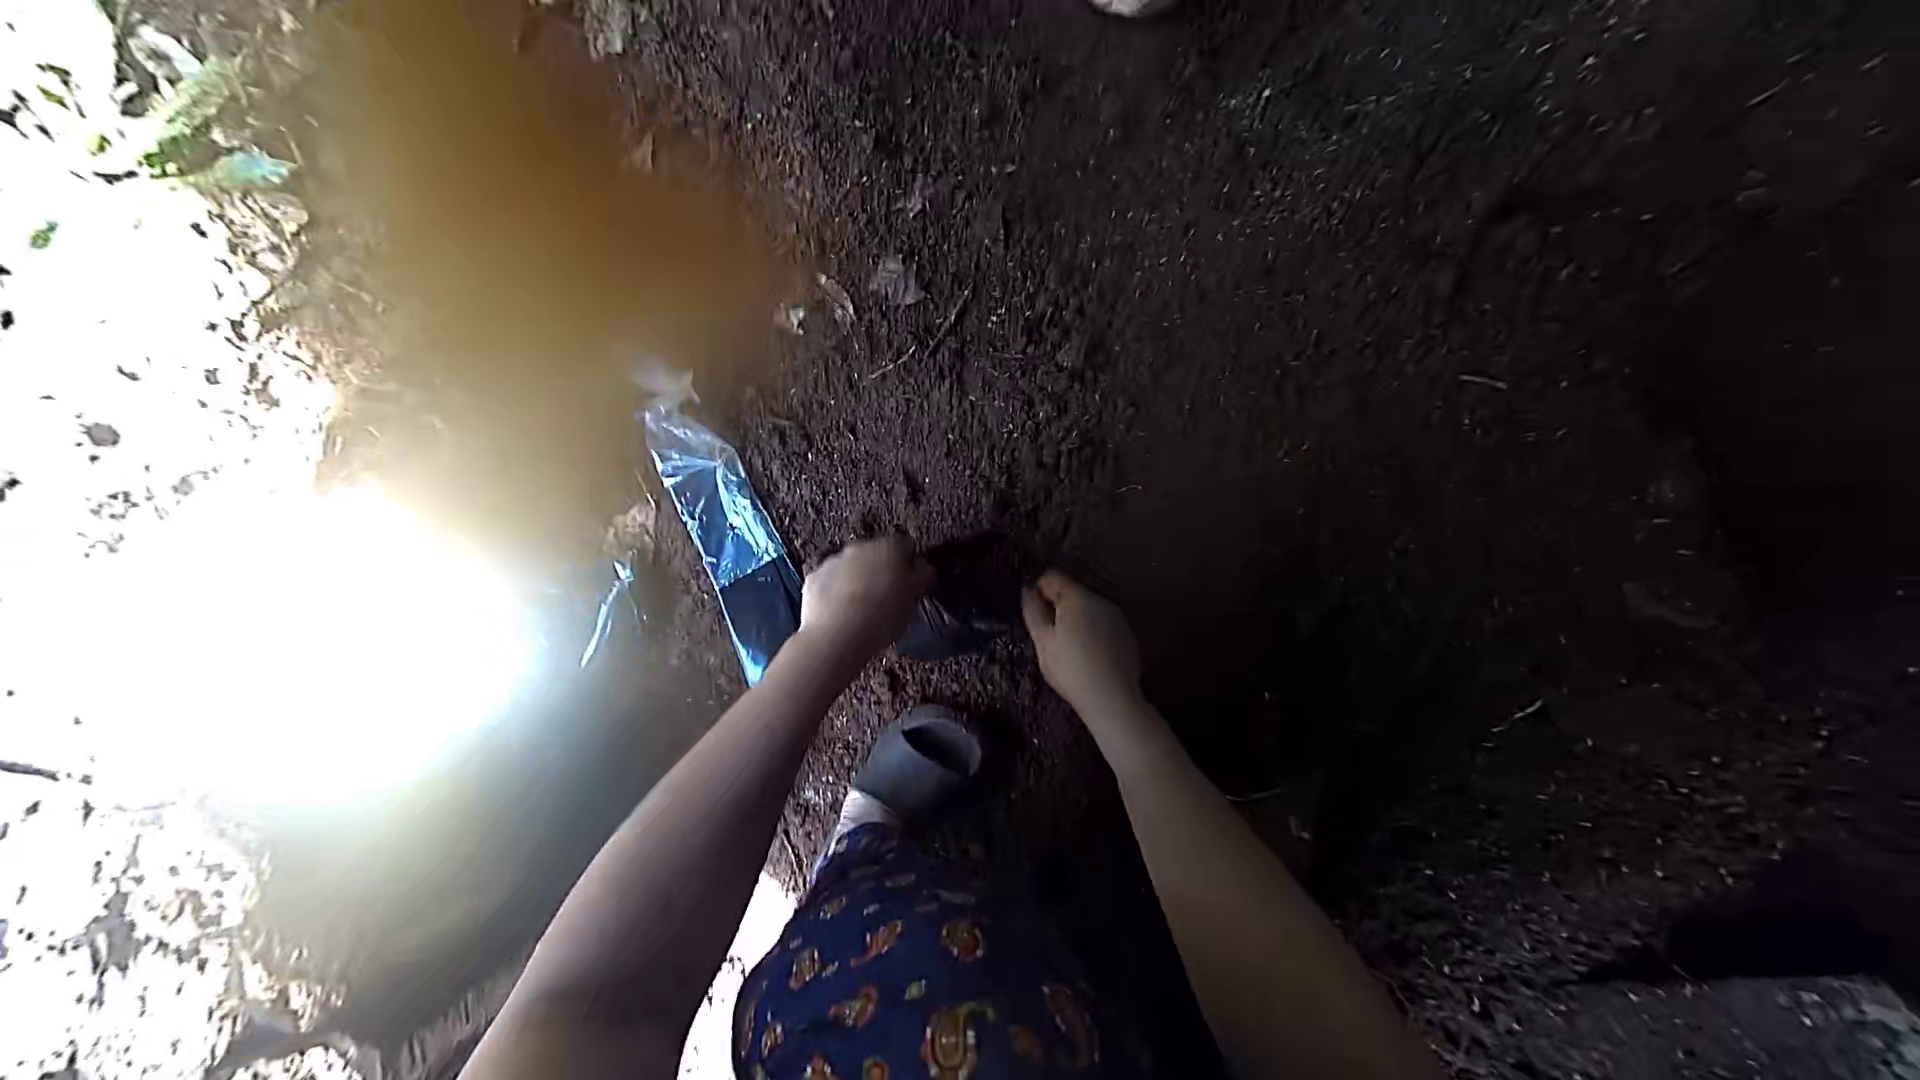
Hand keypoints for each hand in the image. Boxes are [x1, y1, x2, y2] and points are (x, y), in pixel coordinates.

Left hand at [799, 535, 932, 661]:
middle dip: (880, 569)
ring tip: (860, 609)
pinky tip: (839, 612)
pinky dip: (834, 591)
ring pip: (850, 566)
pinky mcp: (813, 577)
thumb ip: (921, 577)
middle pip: (875, 553)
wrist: (836, 637)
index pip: (905, 545)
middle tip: (884, 597)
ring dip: (856, 580)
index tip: (908, 583)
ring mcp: (833, 560)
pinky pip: (829, 581)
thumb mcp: (913, 601)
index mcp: (889, 547)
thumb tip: (922, 566)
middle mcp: (859, 546)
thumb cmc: (882, 618)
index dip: (908, 563)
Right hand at [1021, 570, 1142, 713]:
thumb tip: (1028, 590)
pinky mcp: (1128, 636)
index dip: (1039, 589)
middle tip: (1050, 634)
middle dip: (1059, 607)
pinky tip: (1089, 655)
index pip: (1054, 577)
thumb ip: (1033, 611)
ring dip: (1077, 619)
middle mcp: (1101, 601)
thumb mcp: (1043, 641)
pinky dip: (1094, 632)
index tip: (1034, 609)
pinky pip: (1104, 625)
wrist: (1111, 697)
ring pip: (1090, 609)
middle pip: (1074, 593)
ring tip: (1069, 647)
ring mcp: (1118, 618)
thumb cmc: (1070, 668)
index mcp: (1078, 598)